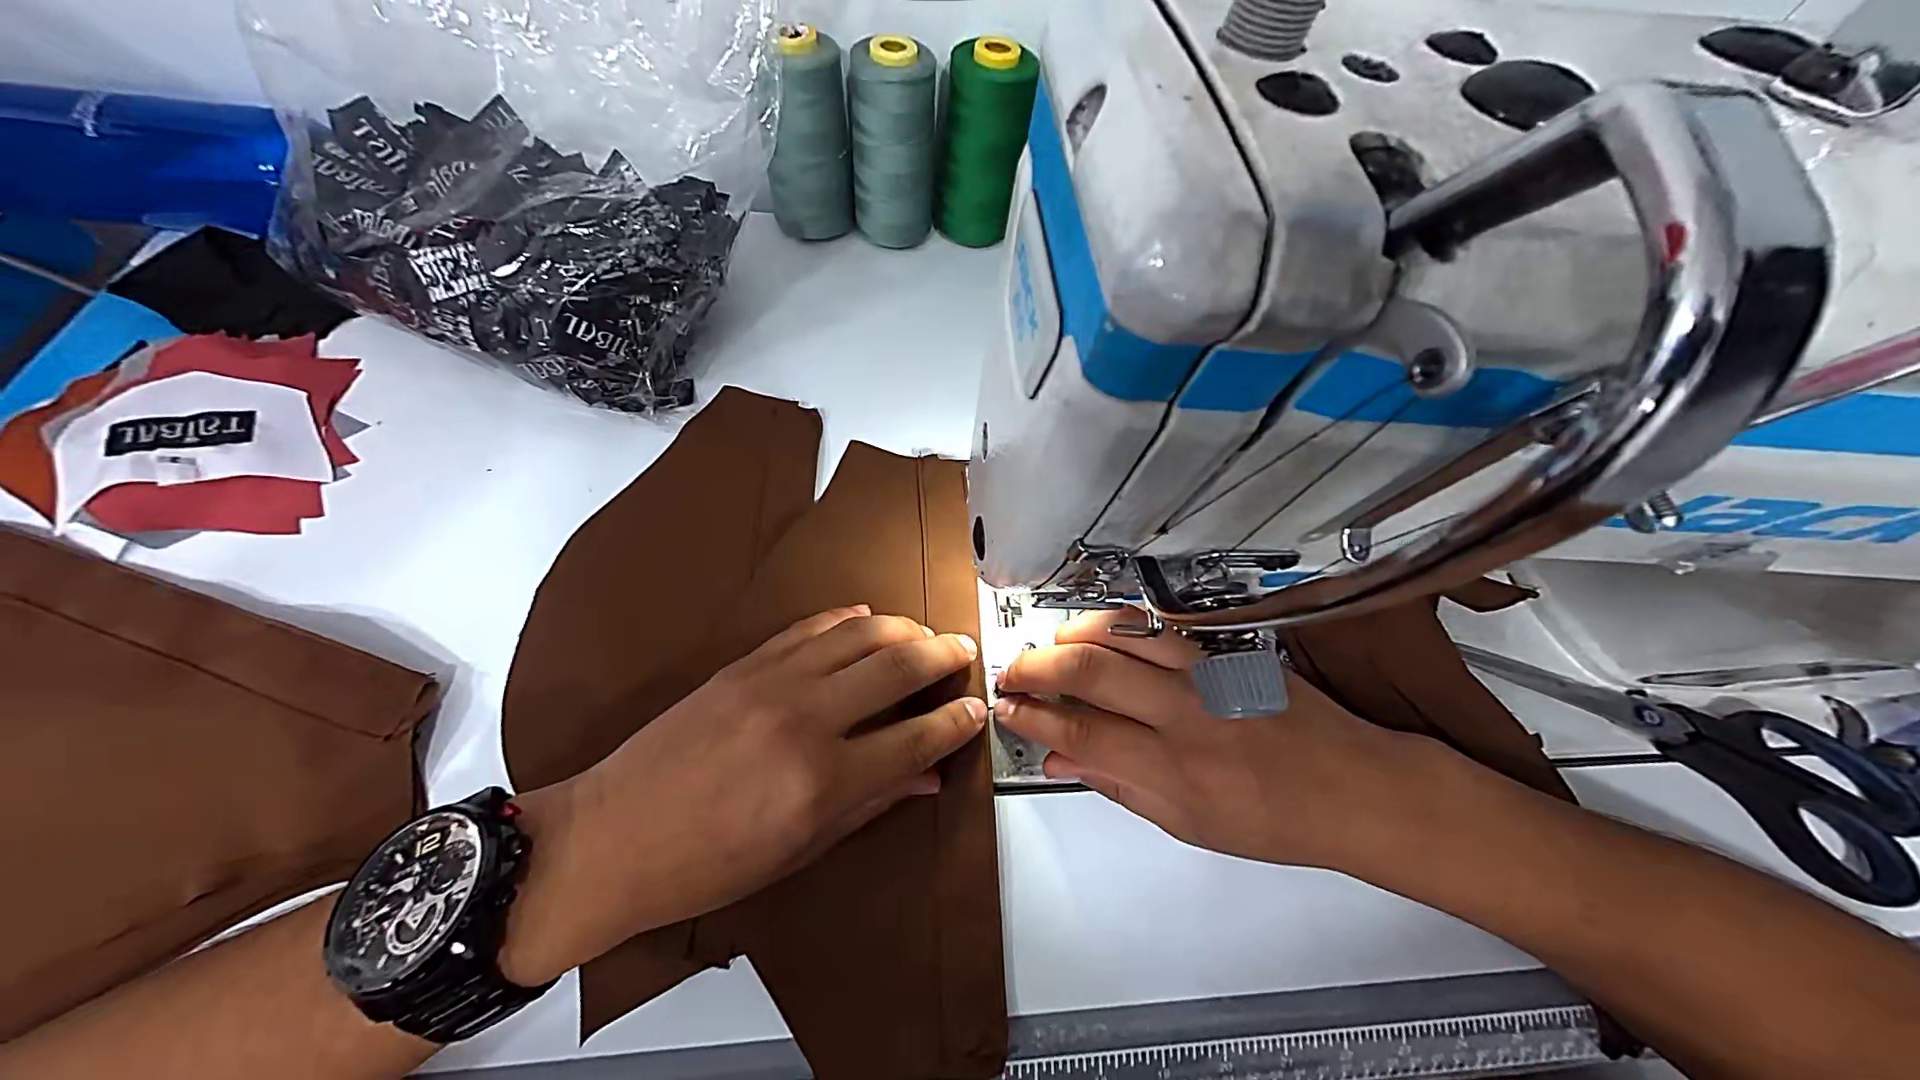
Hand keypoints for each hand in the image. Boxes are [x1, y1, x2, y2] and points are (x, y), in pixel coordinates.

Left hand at [501, 606, 983, 983]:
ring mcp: (772, 681)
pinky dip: (847, 618)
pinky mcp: (744, 664)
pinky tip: (866, 619)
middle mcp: (805, 719)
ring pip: (860, 633)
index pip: (916, 738)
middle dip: (943, 655)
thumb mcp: (798, 850)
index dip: (955, 722)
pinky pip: (810, 627)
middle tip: (963, 652)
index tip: (975, 710)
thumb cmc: (703, 863)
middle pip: (898, 666)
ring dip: (902, 628)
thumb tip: (924, 779)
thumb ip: (871, 804)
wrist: (609, 838)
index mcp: (823, 780)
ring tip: (924, 634)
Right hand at [994, 609, 1440, 872]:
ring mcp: (1205, 674)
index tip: (1008, 709)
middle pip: (1088, 670)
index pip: (1080, 730)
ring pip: (1119, 634)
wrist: (1353, 788)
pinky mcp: (1222, 652)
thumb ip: (1115, 784)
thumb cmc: (1278, 818)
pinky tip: (1096, 633)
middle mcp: (1185, 714)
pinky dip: (1115, 624)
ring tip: (1047, 648)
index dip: (1032, 717)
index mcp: (1173, 768)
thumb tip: (1063, 759)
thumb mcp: (1185, 822)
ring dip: (1069, 635)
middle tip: (1013, 673)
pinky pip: (1155, 626)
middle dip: (1034, 666)